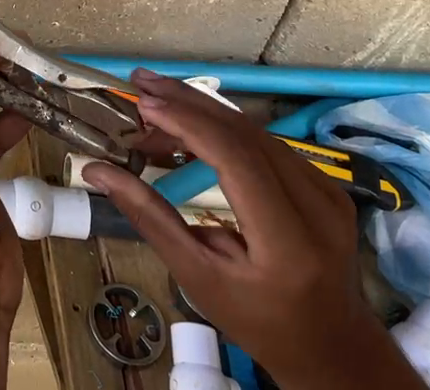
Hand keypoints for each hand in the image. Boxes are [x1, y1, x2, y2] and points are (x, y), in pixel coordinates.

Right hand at [83, 72, 424, 389]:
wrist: (332, 346)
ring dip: (201, 110)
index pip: (236, 159)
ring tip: (153, 102)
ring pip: (256, 130)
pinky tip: (188, 124)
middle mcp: (318, 206)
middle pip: (246, 133)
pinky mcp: (325, 183)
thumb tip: (97, 170)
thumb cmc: (258, 320)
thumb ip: (150, 218)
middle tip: (139, 83)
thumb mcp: (197, 277)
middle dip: (188, 102)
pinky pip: (266, 142)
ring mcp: (327, 190)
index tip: (143, 105)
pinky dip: (222, 127)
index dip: (188, 124)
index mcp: (288, 240)